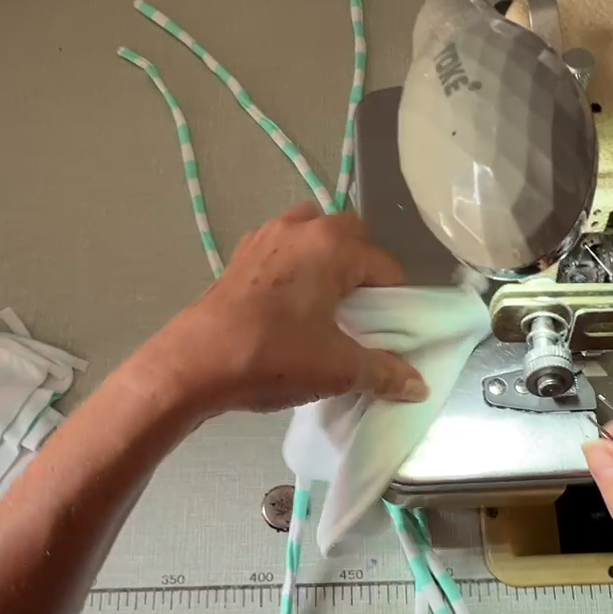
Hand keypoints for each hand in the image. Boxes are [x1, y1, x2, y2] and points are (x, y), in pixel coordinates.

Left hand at [147, 202, 427, 415]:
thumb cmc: (272, 357)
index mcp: (333, 246)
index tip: (391, 331)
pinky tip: (289, 306)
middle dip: (363, 269)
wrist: (194, 364)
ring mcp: (265, 237)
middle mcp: (301, 228)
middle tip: (360, 314)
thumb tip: (418, 385)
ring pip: (313, 234)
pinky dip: (294, 267)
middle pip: (351, 236)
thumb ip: (383, 372)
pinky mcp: (240, 256)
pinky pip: (282, 249)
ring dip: (327, 260)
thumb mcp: (336, 368)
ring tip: (325, 304)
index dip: (396, 300)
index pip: (386, 266)